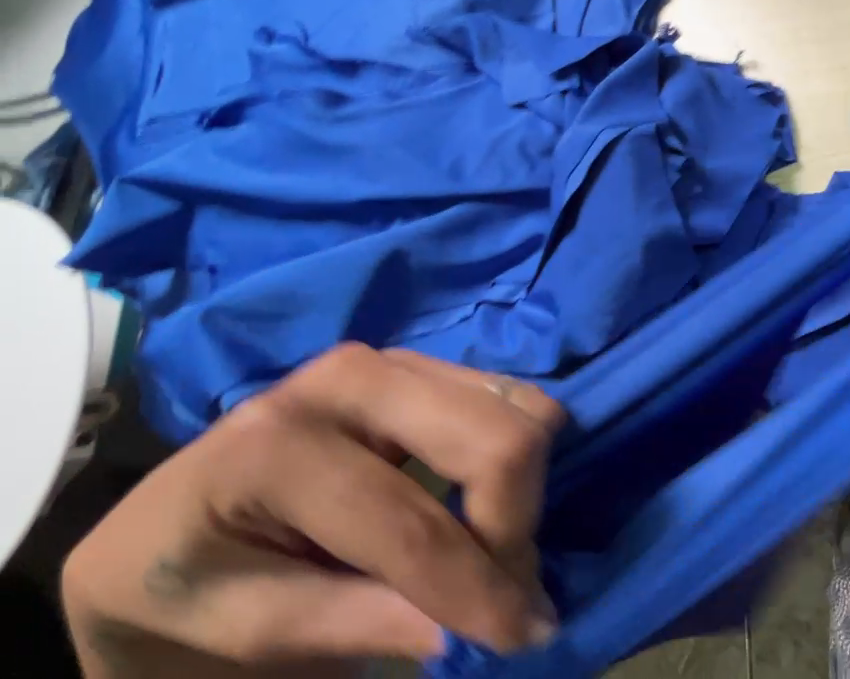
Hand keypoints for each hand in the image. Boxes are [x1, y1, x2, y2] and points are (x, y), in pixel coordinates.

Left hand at [62, 345, 565, 677]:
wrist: (172, 527)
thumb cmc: (191, 587)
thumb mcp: (248, 626)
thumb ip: (356, 623)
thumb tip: (468, 635)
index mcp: (275, 447)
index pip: (409, 524)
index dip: (472, 588)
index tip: (520, 637)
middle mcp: (350, 378)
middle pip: (495, 441)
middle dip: (513, 526)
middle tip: (507, 590)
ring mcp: (399, 362)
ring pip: (526, 412)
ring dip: (523, 495)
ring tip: (489, 552)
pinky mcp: (433, 366)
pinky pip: (522, 402)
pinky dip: (521, 462)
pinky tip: (480, 507)